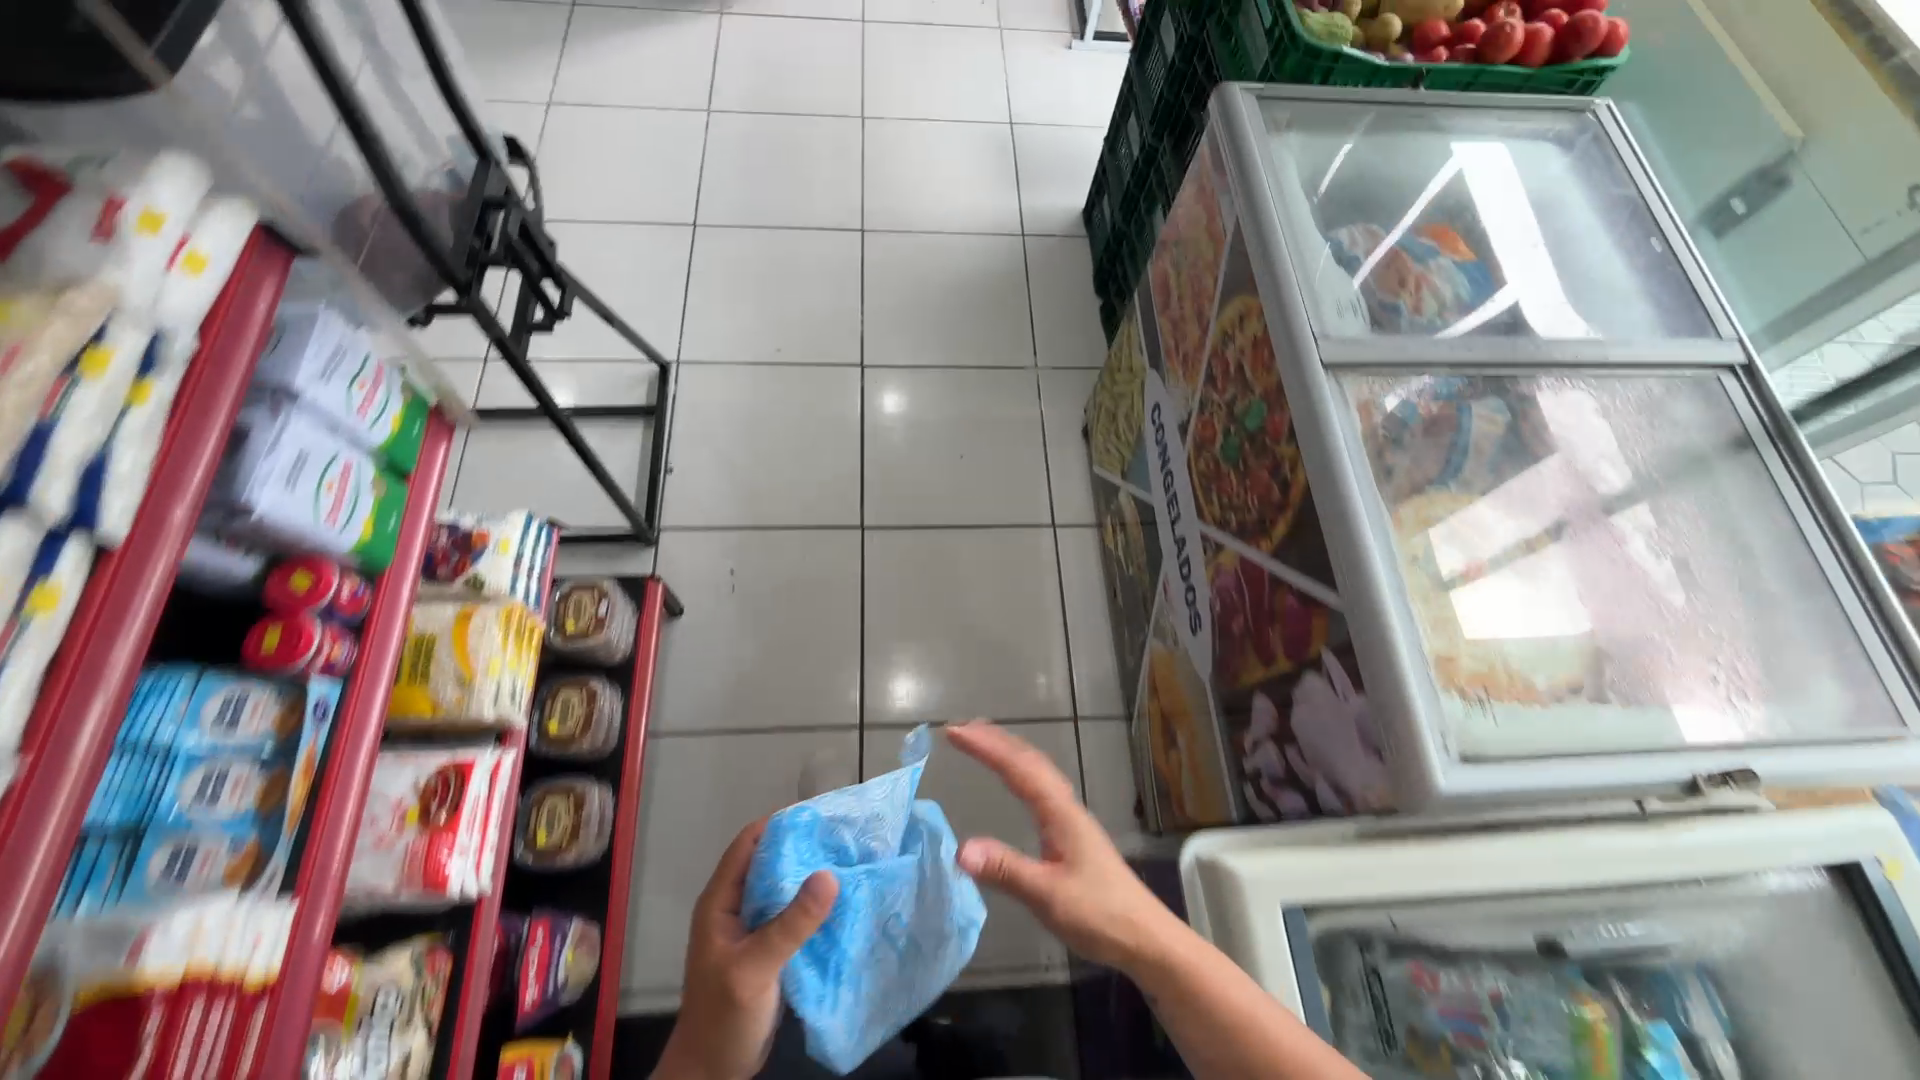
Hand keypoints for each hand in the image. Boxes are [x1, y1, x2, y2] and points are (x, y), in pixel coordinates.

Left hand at [653, 819, 838, 1079]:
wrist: (713, 1071)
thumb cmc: (722, 1016)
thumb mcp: (755, 968)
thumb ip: (790, 924)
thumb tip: (829, 875)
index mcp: (721, 901)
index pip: (749, 844)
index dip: (782, 824)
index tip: (823, 816)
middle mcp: (737, 906)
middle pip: (771, 862)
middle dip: (805, 848)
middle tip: (847, 837)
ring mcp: (754, 929)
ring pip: (785, 889)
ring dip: (813, 877)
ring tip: (853, 862)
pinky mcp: (771, 949)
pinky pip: (794, 916)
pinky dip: (816, 906)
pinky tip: (845, 903)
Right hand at [945, 720, 1184, 971]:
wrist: (1145, 939)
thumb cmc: (1100, 915)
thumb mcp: (1048, 896)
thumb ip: (1006, 871)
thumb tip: (959, 850)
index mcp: (1061, 814)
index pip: (1019, 769)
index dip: (986, 748)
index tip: (954, 732)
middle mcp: (1067, 809)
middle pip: (1030, 762)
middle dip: (996, 741)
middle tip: (961, 729)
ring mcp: (1072, 822)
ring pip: (1038, 774)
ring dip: (1009, 754)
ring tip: (983, 743)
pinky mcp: (1074, 837)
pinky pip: (1042, 790)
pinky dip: (1021, 775)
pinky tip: (1017, 785)